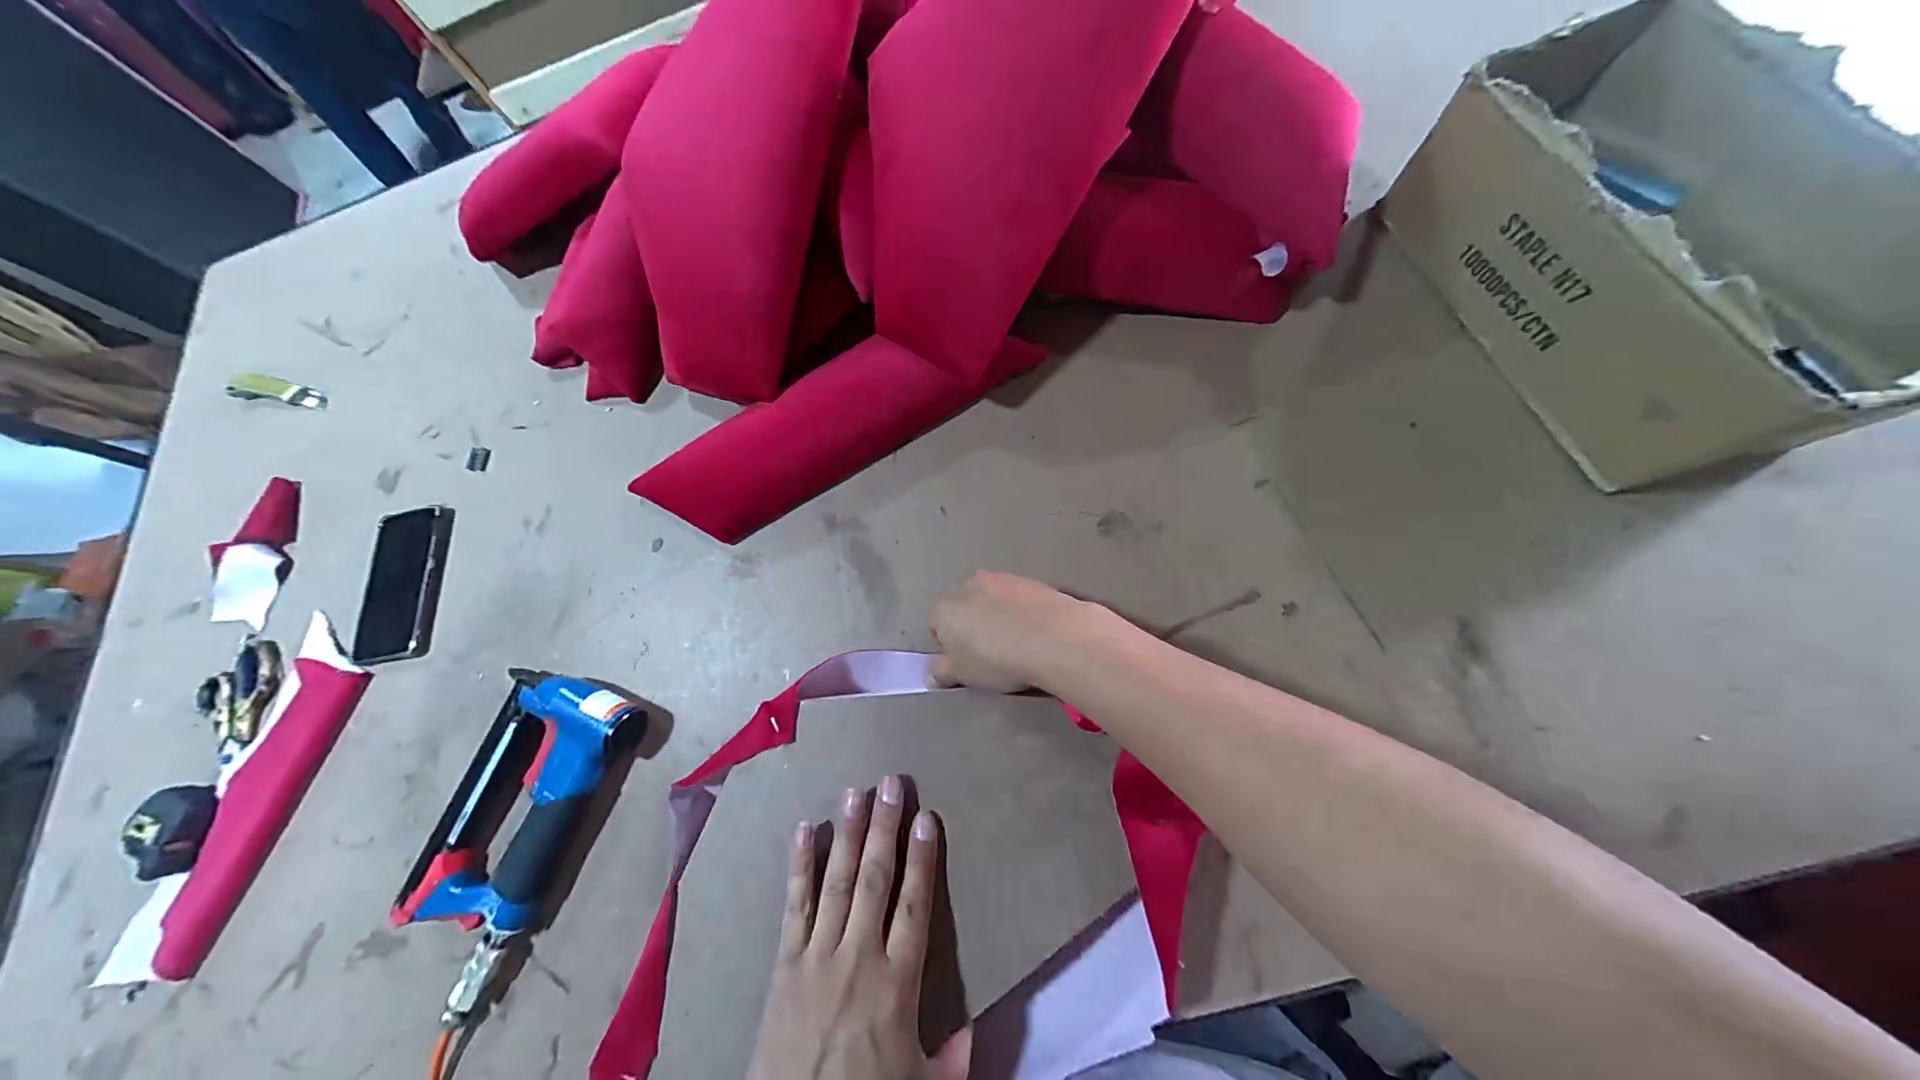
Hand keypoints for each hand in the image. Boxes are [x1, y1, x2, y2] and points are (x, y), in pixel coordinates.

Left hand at [746, 775, 970, 1079]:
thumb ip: (953, 1055)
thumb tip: (974, 1025)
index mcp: (897, 983)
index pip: (914, 906)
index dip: (923, 859)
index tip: (927, 818)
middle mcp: (858, 957)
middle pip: (874, 879)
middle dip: (884, 828)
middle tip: (891, 784)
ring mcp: (817, 956)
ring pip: (836, 882)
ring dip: (847, 834)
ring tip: (854, 792)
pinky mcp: (784, 964)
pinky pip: (794, 906)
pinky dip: (799, 866)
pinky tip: (804, 831)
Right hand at [929, 572, 1093, 692]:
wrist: (1053, 638)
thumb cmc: (997, 659)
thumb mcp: (963, 675)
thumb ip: (943, 672)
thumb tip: (934, 673)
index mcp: (945, 607)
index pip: (935, 624)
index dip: (948, 645)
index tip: (965, 661)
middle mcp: (969, 585)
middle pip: (964, 607)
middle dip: (972, 625)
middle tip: (989, 653)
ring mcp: (1002, 579)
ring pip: (992, 600)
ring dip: (998, 616)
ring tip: (1016, 642)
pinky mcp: (1031, 581)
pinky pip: (1019, 599)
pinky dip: (1022, 611)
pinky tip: (1035, 632)